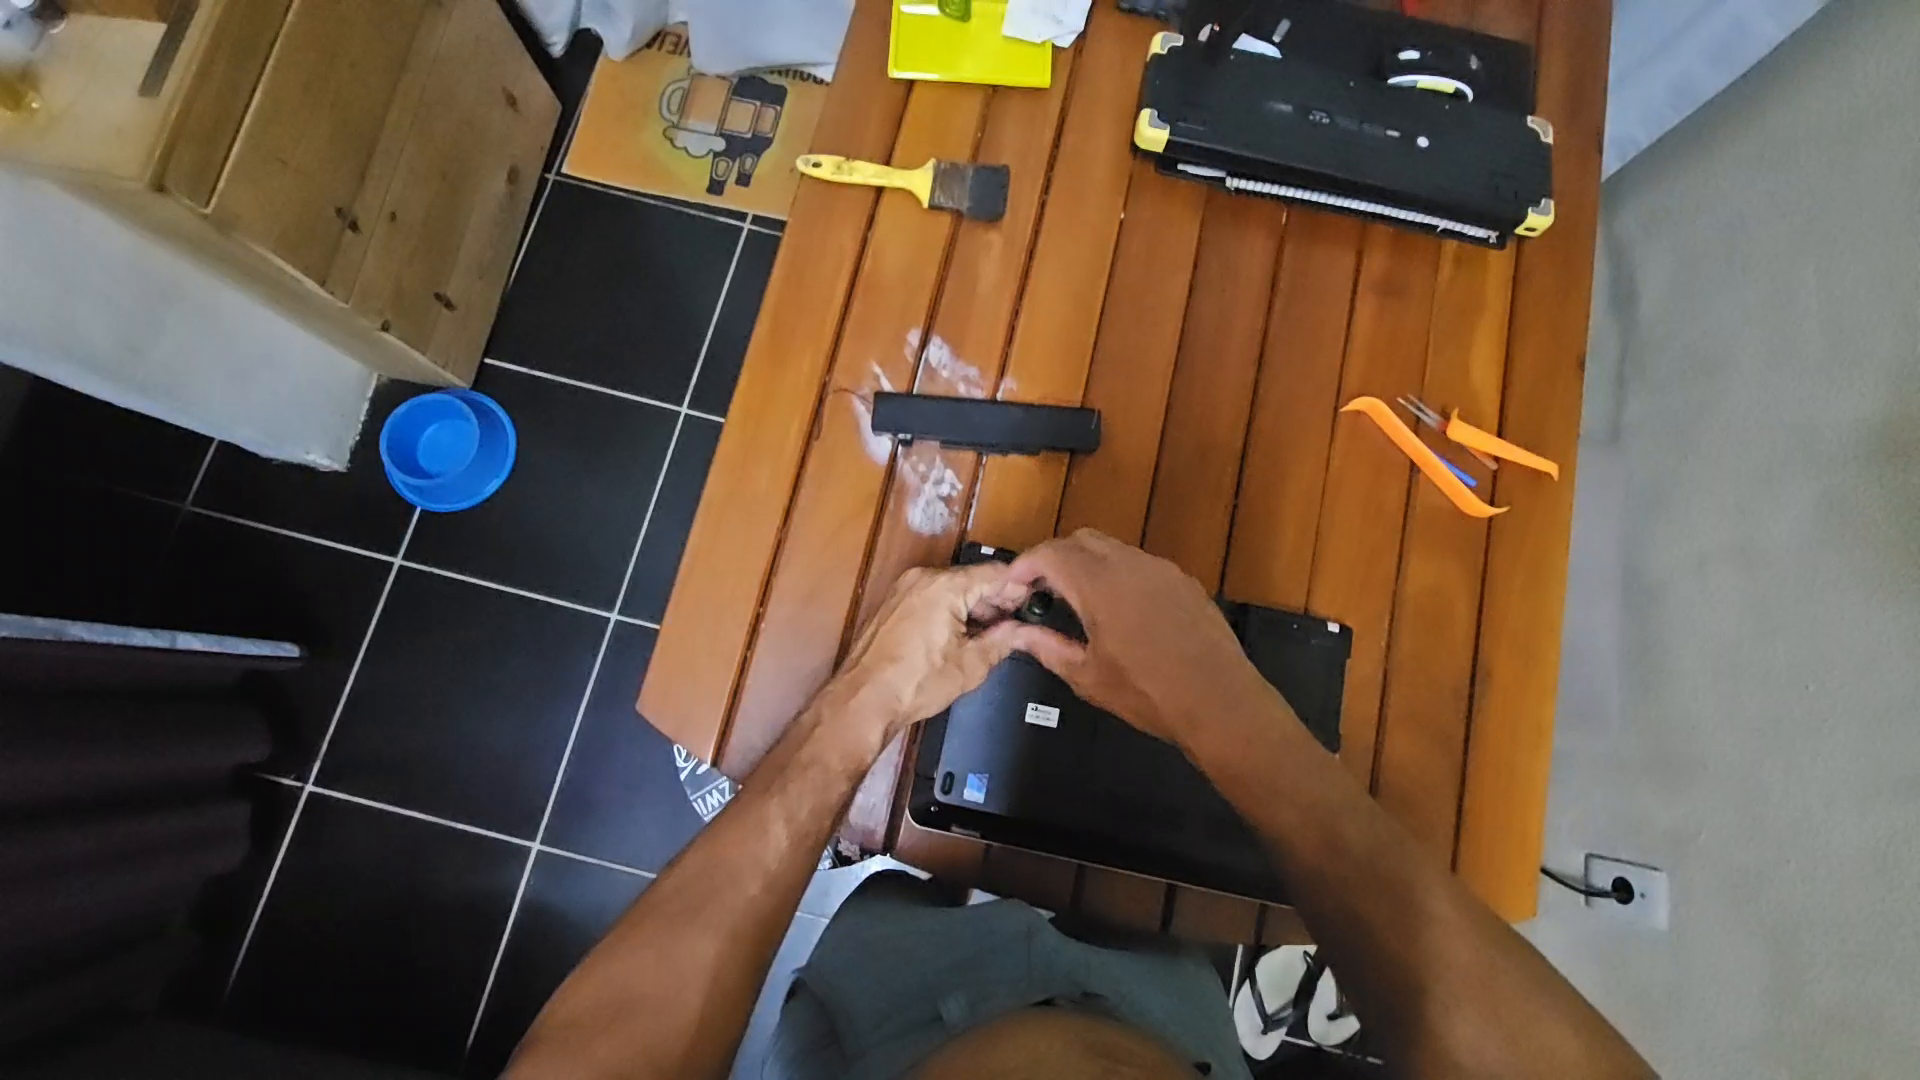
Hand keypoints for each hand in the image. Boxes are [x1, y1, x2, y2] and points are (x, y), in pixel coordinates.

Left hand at [827, 562, 1032, 746]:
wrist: (864, 700)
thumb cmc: (908, 684)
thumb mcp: (971, 665)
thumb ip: (1002, 641)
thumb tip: (1020, 632)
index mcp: (944, 587)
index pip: (995, 574)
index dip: (1018, 588)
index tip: (1033, 601)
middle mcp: (922, 579)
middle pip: (973, 578)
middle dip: (997, 599)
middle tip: (1018, 620)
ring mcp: (905, 589)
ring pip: (952, 588)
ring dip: (974, 606)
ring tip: (993, 631)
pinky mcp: (896, 603)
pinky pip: (932, 596)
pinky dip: (951, 609)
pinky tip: (964, 633)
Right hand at [1002, 530, 1275, 751]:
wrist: (1221, 702)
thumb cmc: (1147, 693)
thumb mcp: (1087, 675)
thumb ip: (1046, 646)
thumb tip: (1014, 633)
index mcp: (1099, 584)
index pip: (1050, 554)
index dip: (1024, 566)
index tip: (1011, 588)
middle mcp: (1130, 564)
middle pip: (1080, 540)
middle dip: (1054, 559)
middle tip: (1040, 592)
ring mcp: (1161, 569)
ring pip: (1113, 548)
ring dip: (1086, 564)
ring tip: (1076, 601)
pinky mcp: (1184, 581)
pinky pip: (1140, 564)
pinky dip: (1117, 574)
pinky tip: (1119, 609)